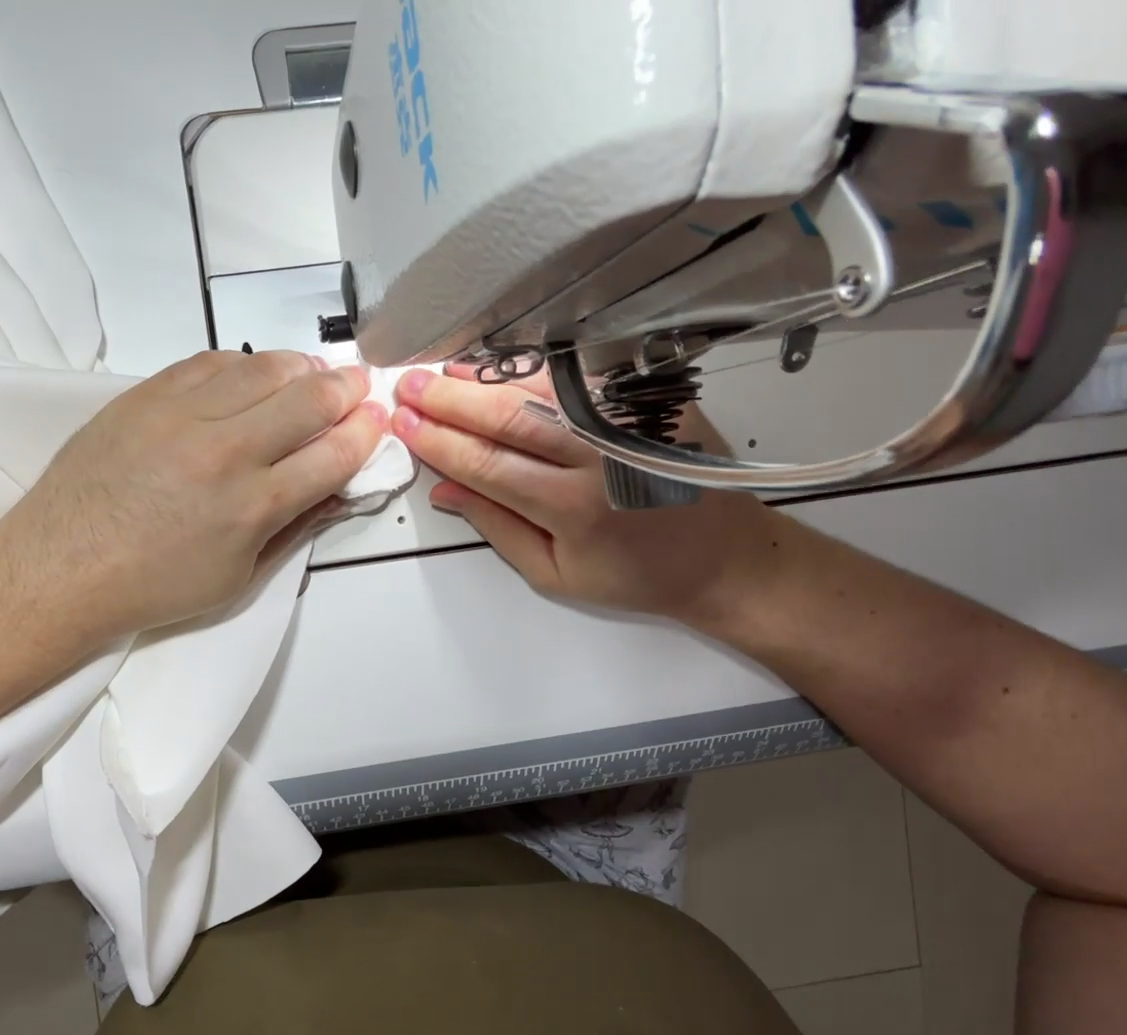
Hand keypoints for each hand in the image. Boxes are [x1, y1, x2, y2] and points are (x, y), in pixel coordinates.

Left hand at [0, 349, 385, 642]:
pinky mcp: (145, 396)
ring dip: (300, 367)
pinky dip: (242, 363)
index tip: (376, 420)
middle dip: (346, 389)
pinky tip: (252, 373)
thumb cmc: (155, 587)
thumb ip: (291, 528)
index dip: (365, 434)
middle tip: (357, 385)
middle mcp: (225, 452)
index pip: (333, 455)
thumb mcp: (237, 577)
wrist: (63, 568)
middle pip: (308, 400)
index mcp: (253, 506)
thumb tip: (335, 490)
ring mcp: (182, 416)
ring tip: (310, 374)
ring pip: (262, 368)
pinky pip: (208, 360)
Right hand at [391, 365, 778, 624]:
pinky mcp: (647, 404)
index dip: (439, 442)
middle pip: (508, 417)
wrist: (721, 555)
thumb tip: (446, 490)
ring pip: (541, 389)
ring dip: (485, 378)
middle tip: (409, 385)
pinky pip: (578, 380)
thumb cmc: (634, 574)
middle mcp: (599, 459)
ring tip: (443, 371)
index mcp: (572, 508)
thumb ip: (498, 528)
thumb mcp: (555, 573)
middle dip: (450, 400)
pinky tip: (498, 368)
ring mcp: (627, 424)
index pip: (487, 464)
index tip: (405, 425)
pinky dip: (532, 370)